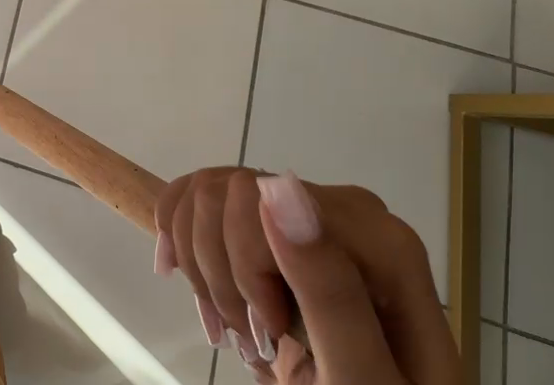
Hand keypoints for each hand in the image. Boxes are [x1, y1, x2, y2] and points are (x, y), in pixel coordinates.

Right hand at [155, 168, 458, 383]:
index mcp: (375, 237)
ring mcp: (307, 209)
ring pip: (206, 191)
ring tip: (229, 324)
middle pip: (228, 192)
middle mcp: (342, 208)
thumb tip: (278, 188)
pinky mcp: (277, 217)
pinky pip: (199, 193)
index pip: (262, 202)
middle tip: (246, 336)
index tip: (267, 332)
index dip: (246, 266)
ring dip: (199, 262)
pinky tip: (192, 281)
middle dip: (218, 268)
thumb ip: (328, 290)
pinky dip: (179, 238)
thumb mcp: (360, 377)